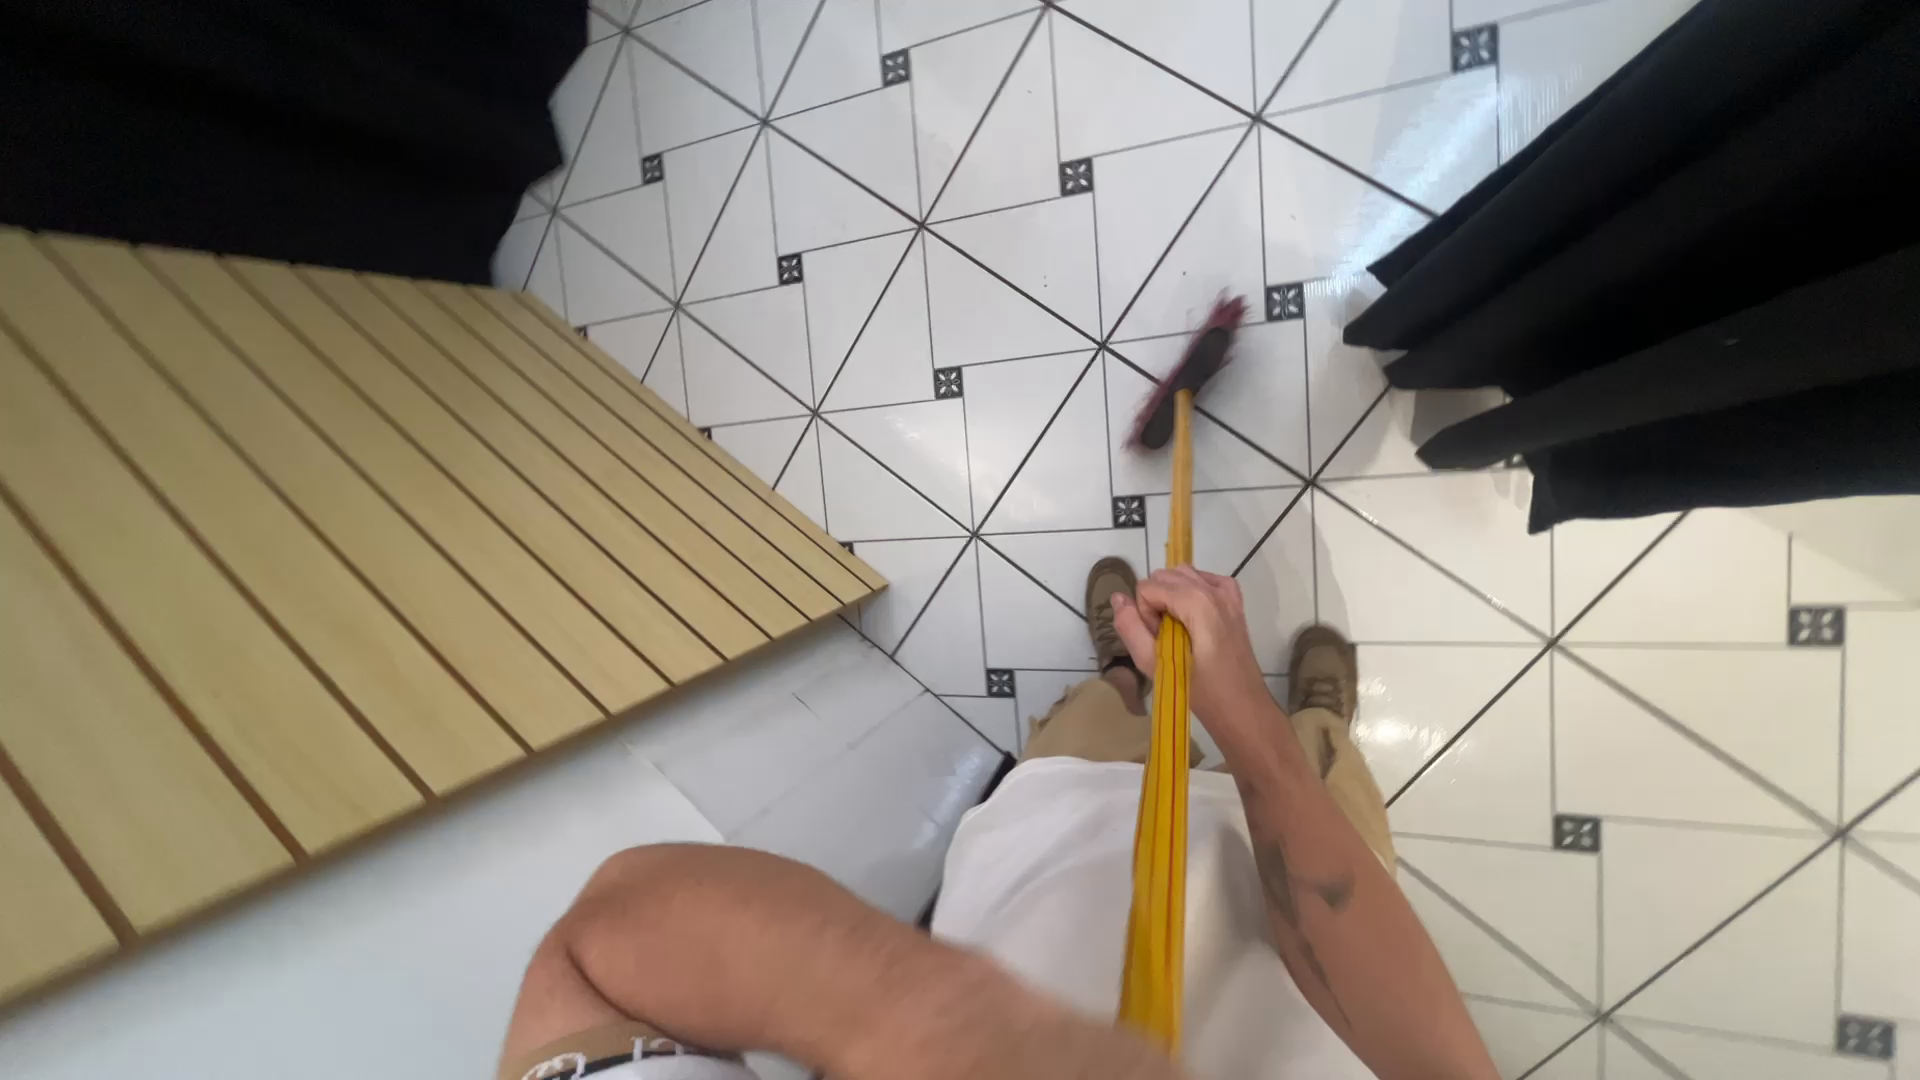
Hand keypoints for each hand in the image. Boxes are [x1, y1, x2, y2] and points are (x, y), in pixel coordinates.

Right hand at [1111, 566, 1277, 736]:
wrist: (1242, 708)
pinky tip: (1191, 617)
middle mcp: (1213, 589)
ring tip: (1177, 629)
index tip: (1158, 642)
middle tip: (1165, 638)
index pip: (1147, 588)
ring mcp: (1227, 593)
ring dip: (1170, 595)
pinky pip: (1205, 579)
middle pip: (1163, 577)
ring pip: (1182, 574)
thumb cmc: (1199, 691)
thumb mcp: (1154, 664)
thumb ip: (1130, 628)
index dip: (1145, 614)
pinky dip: (1192, 591)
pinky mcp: (1234, 602)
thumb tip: (1118, 598)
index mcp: (1196, 602)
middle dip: (1155, 602)